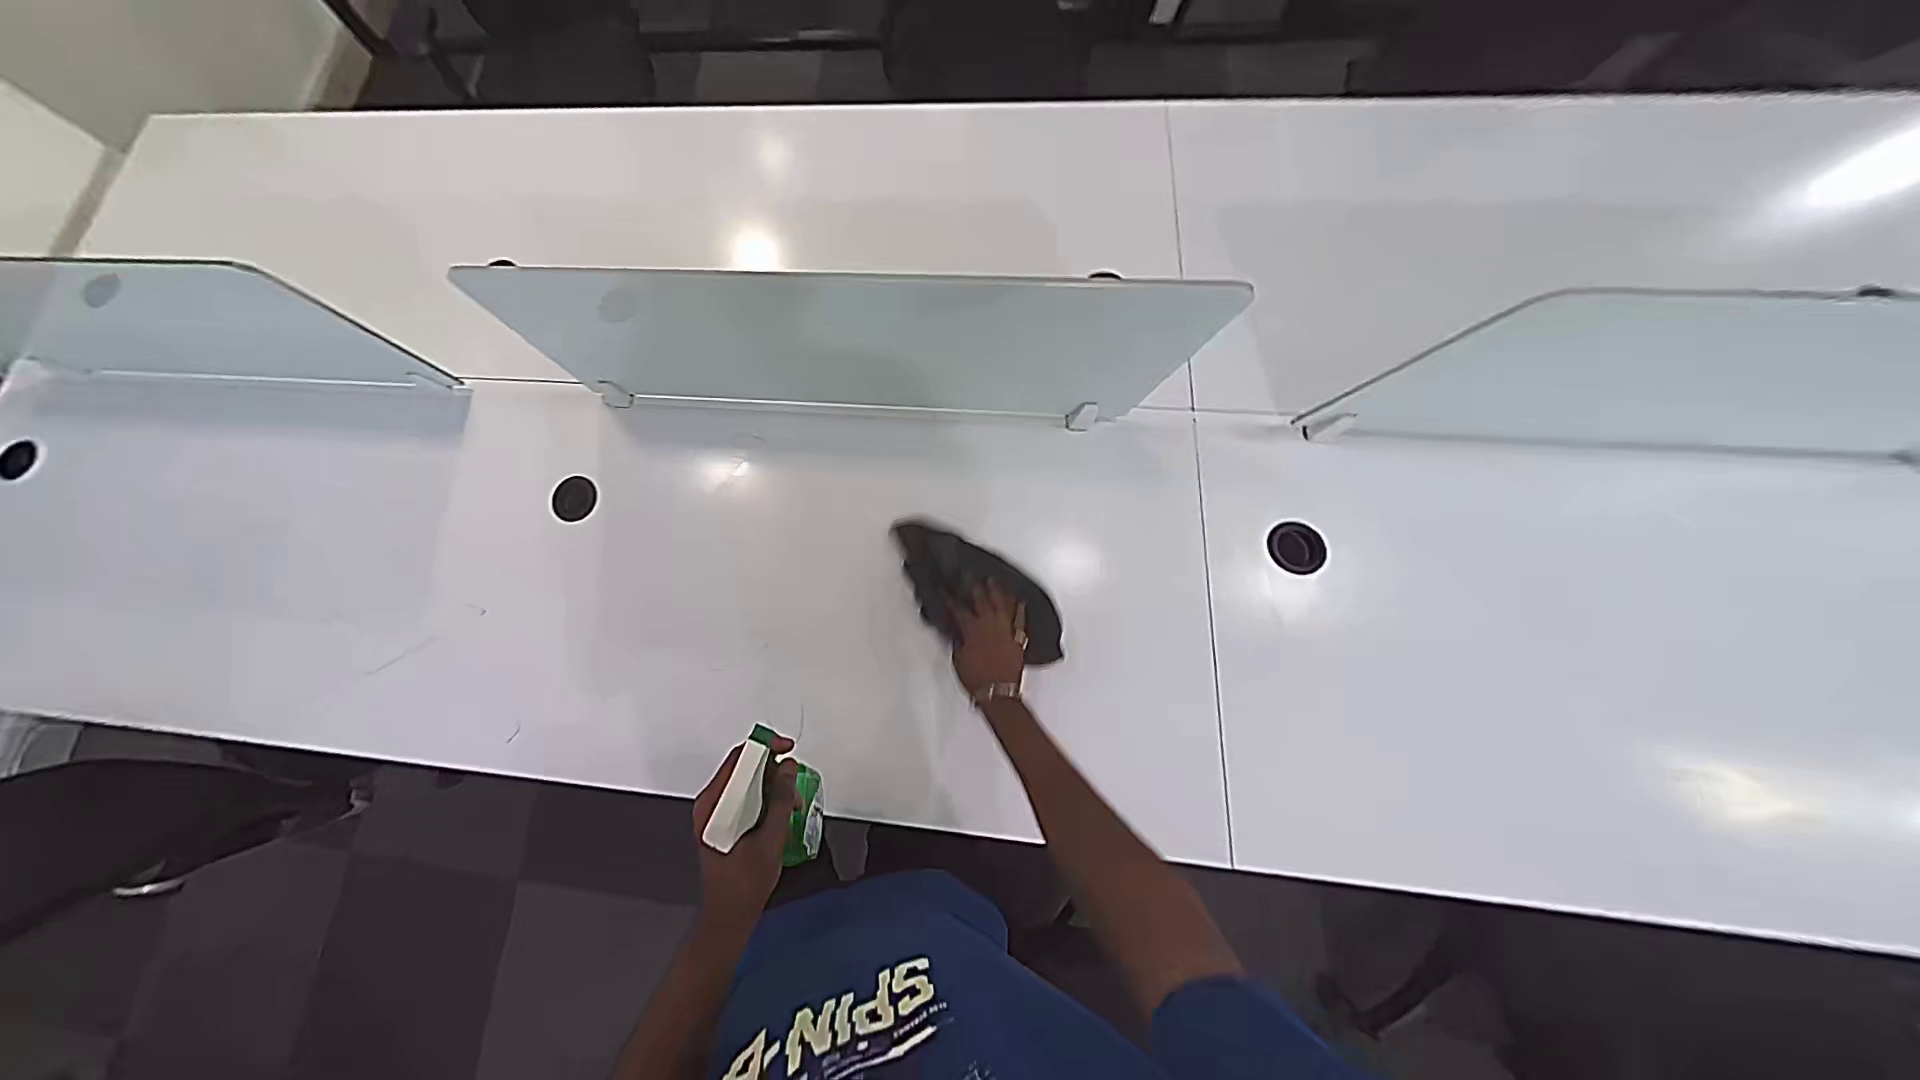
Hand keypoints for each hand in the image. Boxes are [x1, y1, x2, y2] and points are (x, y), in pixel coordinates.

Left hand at [691, 736, 798, 928]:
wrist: (728, 917)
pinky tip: (782, 816)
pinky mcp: (724, 822)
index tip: (789, 749)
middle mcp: (711, 803)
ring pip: (749, 782)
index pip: (739, 758)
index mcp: (713, 804)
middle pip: (744, 767)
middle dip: (775, 772)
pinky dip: (767, 799)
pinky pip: (747, 797)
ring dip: (774, 788)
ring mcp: (716, 813)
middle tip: (794, 790)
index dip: (765, 746)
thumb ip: (779, 800)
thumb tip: (787, 767)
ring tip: (792, 808)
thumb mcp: (769, 839)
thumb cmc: (745, 883)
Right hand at [950, 581, 1027, 697]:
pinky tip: (1020, 600)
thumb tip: (957, 634)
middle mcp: (989, 626)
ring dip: (998, 590)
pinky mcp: (1017, 638)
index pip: (958, 609)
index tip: (946, 590)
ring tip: (994, 580)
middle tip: (972, 577)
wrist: (997, 694)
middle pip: (982, 600)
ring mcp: (1006, 630)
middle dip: (975, 586)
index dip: (951, 598)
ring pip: (1002, 604)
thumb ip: (958, 642)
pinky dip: (1020, 609)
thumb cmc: (976, 680)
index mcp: (972, 630)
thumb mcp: (958, 660)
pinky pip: (1020, 619)